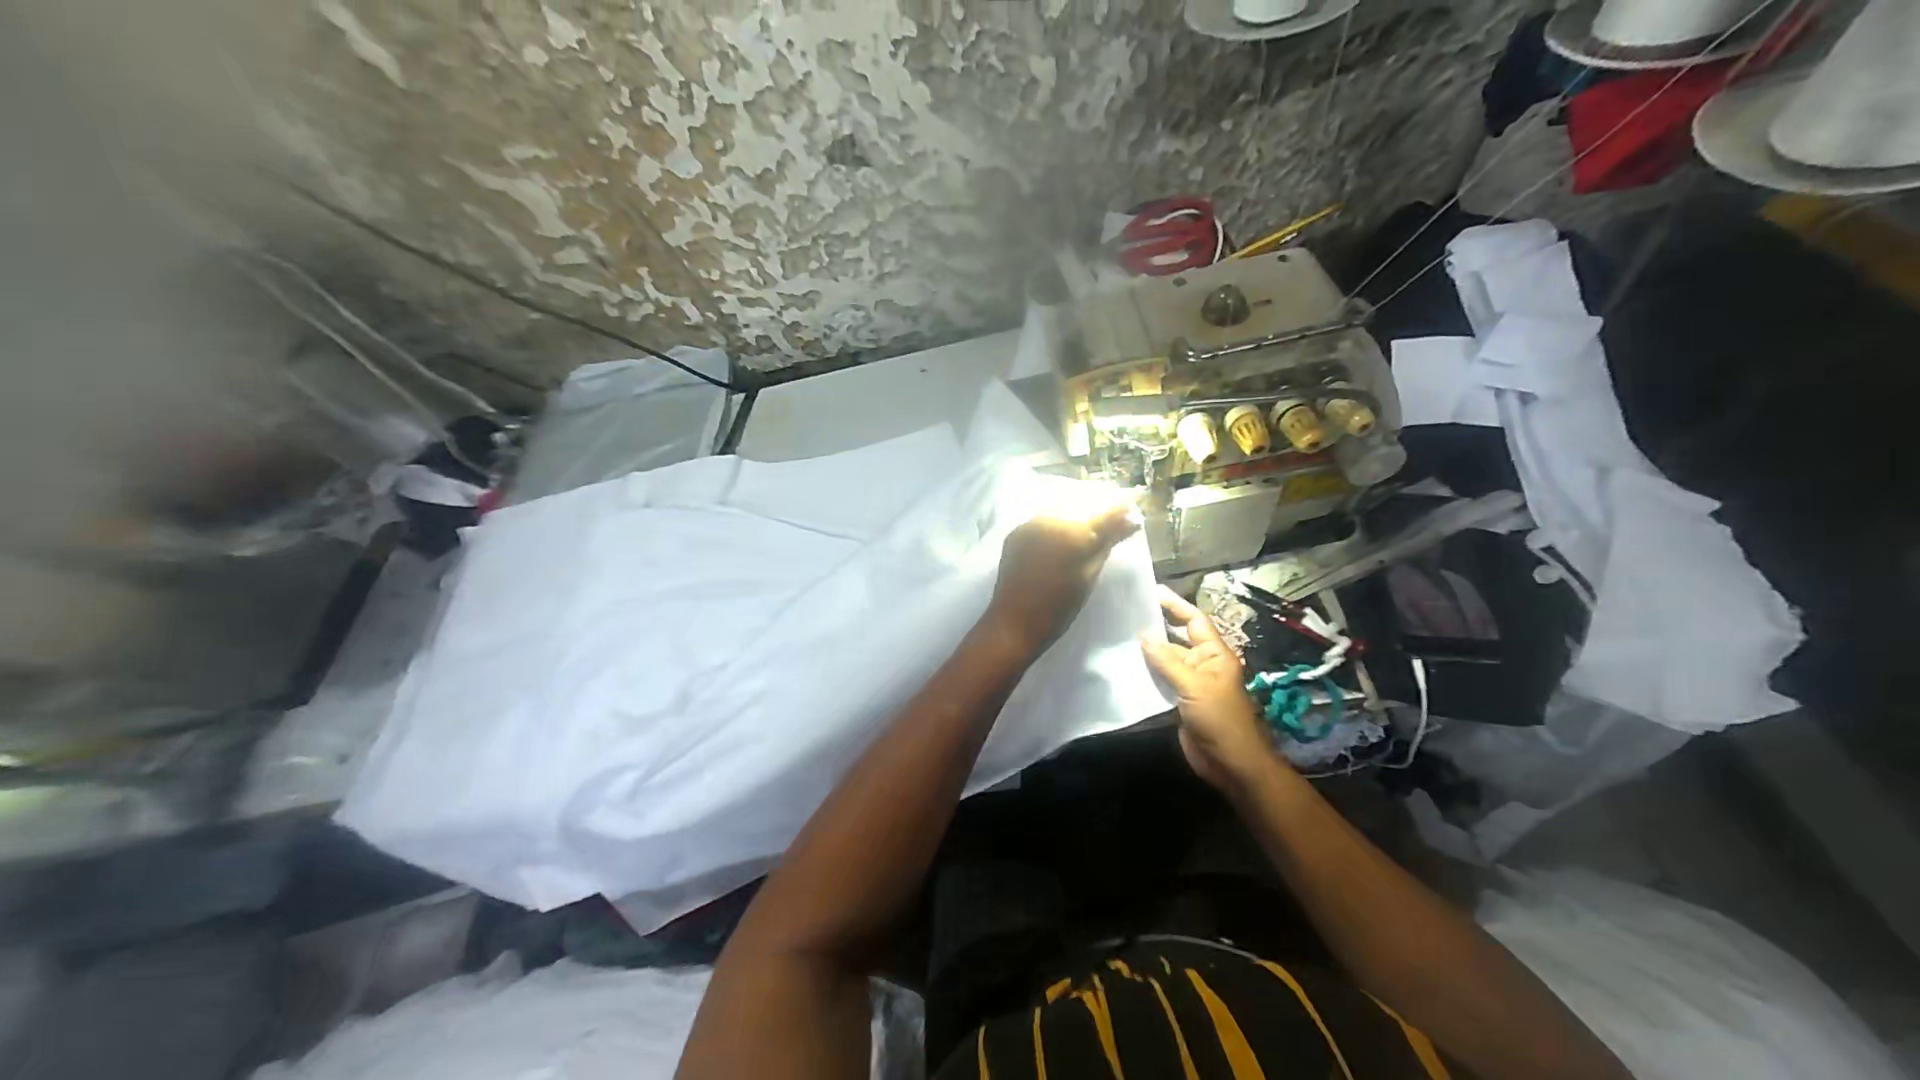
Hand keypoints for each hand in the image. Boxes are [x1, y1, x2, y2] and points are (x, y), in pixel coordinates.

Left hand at [984, 504, 1139, 653]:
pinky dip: (1052, 533)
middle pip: (1080, 514)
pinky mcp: (1015, 535)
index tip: (1134, 513)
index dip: (1121, 514)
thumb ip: (1108, 542)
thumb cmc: (1059, 606)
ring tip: (1081, 544)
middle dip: (1094, 522)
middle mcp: (1049, 520)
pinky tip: (1057, 548)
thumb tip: (1131, 518)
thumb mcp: (1090, 575)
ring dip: (1071, 527)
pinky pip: (1041, 527)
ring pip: (1059, 519)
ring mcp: (1028, 526)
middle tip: (1108, 534)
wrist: (1015, 622)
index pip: (1105, 516)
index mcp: (1072, 531)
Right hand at [1141, 587, 1283, 791]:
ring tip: (1119, 637)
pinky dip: (1146, 674)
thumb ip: (1167, 661)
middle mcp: (1202, 664)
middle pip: (1177, 639)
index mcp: (1214, 654)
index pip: (1194, 620)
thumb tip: (1144, 636)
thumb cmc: (1220, 719)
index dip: (1175, 605)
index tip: (1152, 592)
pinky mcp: (1180, 701)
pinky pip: (1161, 681)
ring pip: (1166, 660)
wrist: (1230, 762)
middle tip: (1126, 614)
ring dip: (1147, 652)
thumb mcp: (1194, 686)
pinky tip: (1125, 667)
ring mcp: (1191, 683)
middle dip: (1155, 628)